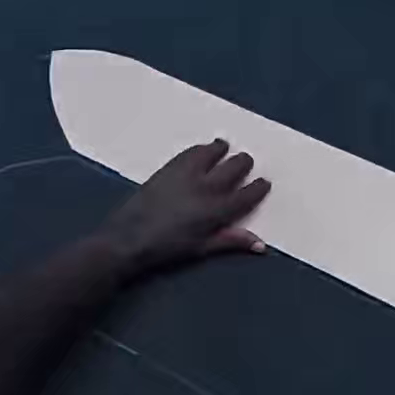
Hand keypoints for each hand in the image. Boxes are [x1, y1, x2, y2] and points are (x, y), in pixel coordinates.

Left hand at [102, 139, 270, 275]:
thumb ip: (232, 241)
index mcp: (217, 210)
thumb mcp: (203, 248)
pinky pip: (191, 151)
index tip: (264, 182)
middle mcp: (207, 187)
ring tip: (224, 146)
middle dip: (244, 163)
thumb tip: (261, 244)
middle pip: (234, 167)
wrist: (130, 236)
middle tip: (245, 161)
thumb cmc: (168, 248)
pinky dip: (200, 149)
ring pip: (213, 152)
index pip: (247, 195)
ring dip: (221, 149)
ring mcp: (188, 173)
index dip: (259, 188)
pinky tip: (202, 149)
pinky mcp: (170, 167)